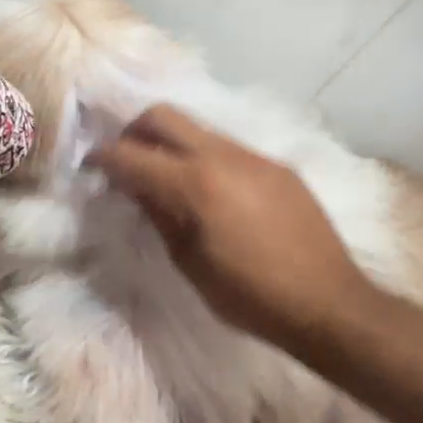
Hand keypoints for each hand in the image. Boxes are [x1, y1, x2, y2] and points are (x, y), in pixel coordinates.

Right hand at [88, 104, 370, 344]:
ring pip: (197, 128)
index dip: (102, 157)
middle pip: (162, 116)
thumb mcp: (188, 263)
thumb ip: (157, 215)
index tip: (90, 165)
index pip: (131, 154)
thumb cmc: (250, 296)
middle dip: (133, 131)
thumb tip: (134, 187)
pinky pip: (228, 148)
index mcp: (195, 184)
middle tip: (126, 160)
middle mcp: (222, 156)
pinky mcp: (277, 167)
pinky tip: (211, 193)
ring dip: (171, 143)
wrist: (332, 306)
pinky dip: (205, 158)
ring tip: (167, 177)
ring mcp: (254, 157)